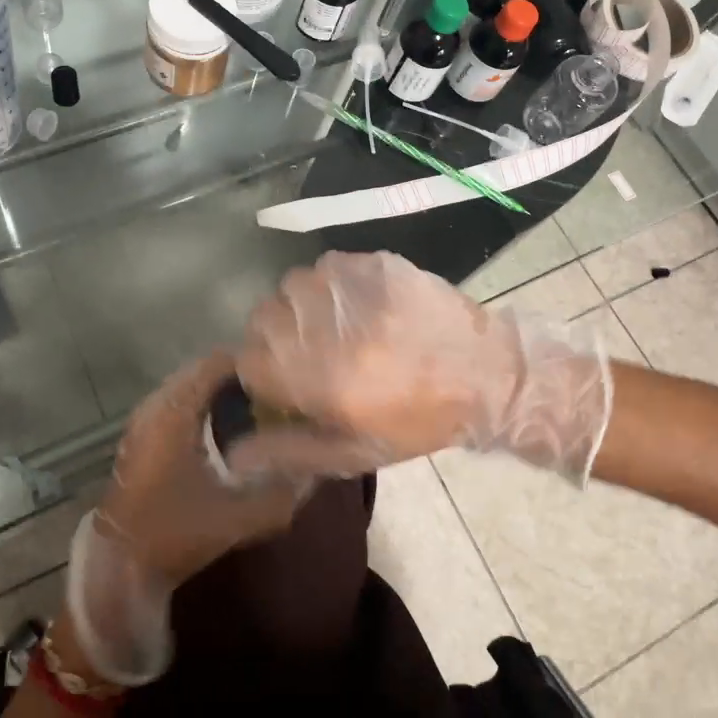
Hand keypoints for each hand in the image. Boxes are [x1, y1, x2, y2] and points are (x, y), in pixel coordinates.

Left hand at [67, 351, 307, 685]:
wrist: (120, 564)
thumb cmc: (174, 534)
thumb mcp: (235, 518)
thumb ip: (279, 495)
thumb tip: (313, 471)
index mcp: (174, 412)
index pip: (216, 362)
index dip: (252, 364)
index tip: (285, 378)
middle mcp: (155, 405)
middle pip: (203, 369)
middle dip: (240, 377)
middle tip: (279, 394)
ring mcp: (144, 419)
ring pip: (190, 385)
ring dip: (221, 391)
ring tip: (261, 407)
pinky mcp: (142, 435)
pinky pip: (179, 402)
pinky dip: (204, 404)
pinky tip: (230, 427)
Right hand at [232, 251, 613, 481]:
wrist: (484, 374)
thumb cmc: (416, 421)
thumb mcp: (352, 451)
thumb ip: (288, 451)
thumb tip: (233, 456)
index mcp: (314, 377)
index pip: (247, 361)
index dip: (263, 375)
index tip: (287, 385)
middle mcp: (322, 325)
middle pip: (262, 320)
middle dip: (277, 338)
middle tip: (312, 355)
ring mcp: (347, 286)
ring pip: (291, 287)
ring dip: (303, 308)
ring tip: (337, 327)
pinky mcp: (371, 262)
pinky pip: (327, 267)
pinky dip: (332, 285)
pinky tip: (360, 306)